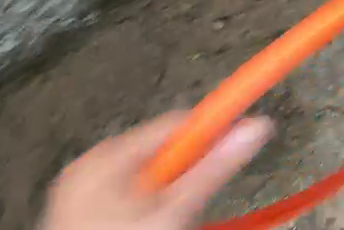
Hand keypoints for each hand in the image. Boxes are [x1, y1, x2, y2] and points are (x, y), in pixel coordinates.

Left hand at [40, 112, 271, 229]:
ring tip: (172, 217)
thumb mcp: (173, 212)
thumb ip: (215, 167)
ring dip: (171, 186)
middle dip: (187, 168)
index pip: (176, 123)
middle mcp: (90, 163)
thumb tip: (262, 124)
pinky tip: (152, 222)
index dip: (211, 132)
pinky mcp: (82, 208)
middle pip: (163, 147)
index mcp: (106, 156)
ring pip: (150, 169)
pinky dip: (151, 199)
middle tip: (195, 199)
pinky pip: (131, 188)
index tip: (238, 147)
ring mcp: (81, 188)